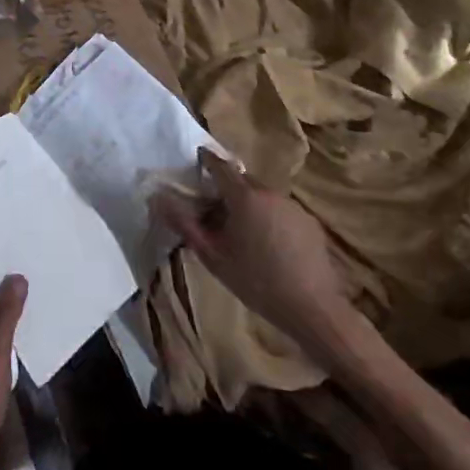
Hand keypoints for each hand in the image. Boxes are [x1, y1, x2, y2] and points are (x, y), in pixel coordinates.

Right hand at [152, 149, 349, 346]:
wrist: (311, 307)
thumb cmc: (256, 281)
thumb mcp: (213, 256)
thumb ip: (185, 224)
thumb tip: (158, 198)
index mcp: (244, 196)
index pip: (221, 166)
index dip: (207, 161)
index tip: (197, 161)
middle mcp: (270, 192)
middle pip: (242, 180)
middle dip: (226, 188)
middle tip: (213, 208)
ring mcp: (292, 206)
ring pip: (262, 196)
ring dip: (248, 205)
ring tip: (240, 232)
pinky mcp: (309, 222)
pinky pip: (281, 211)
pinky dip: (269, 218)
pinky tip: (268, 245)